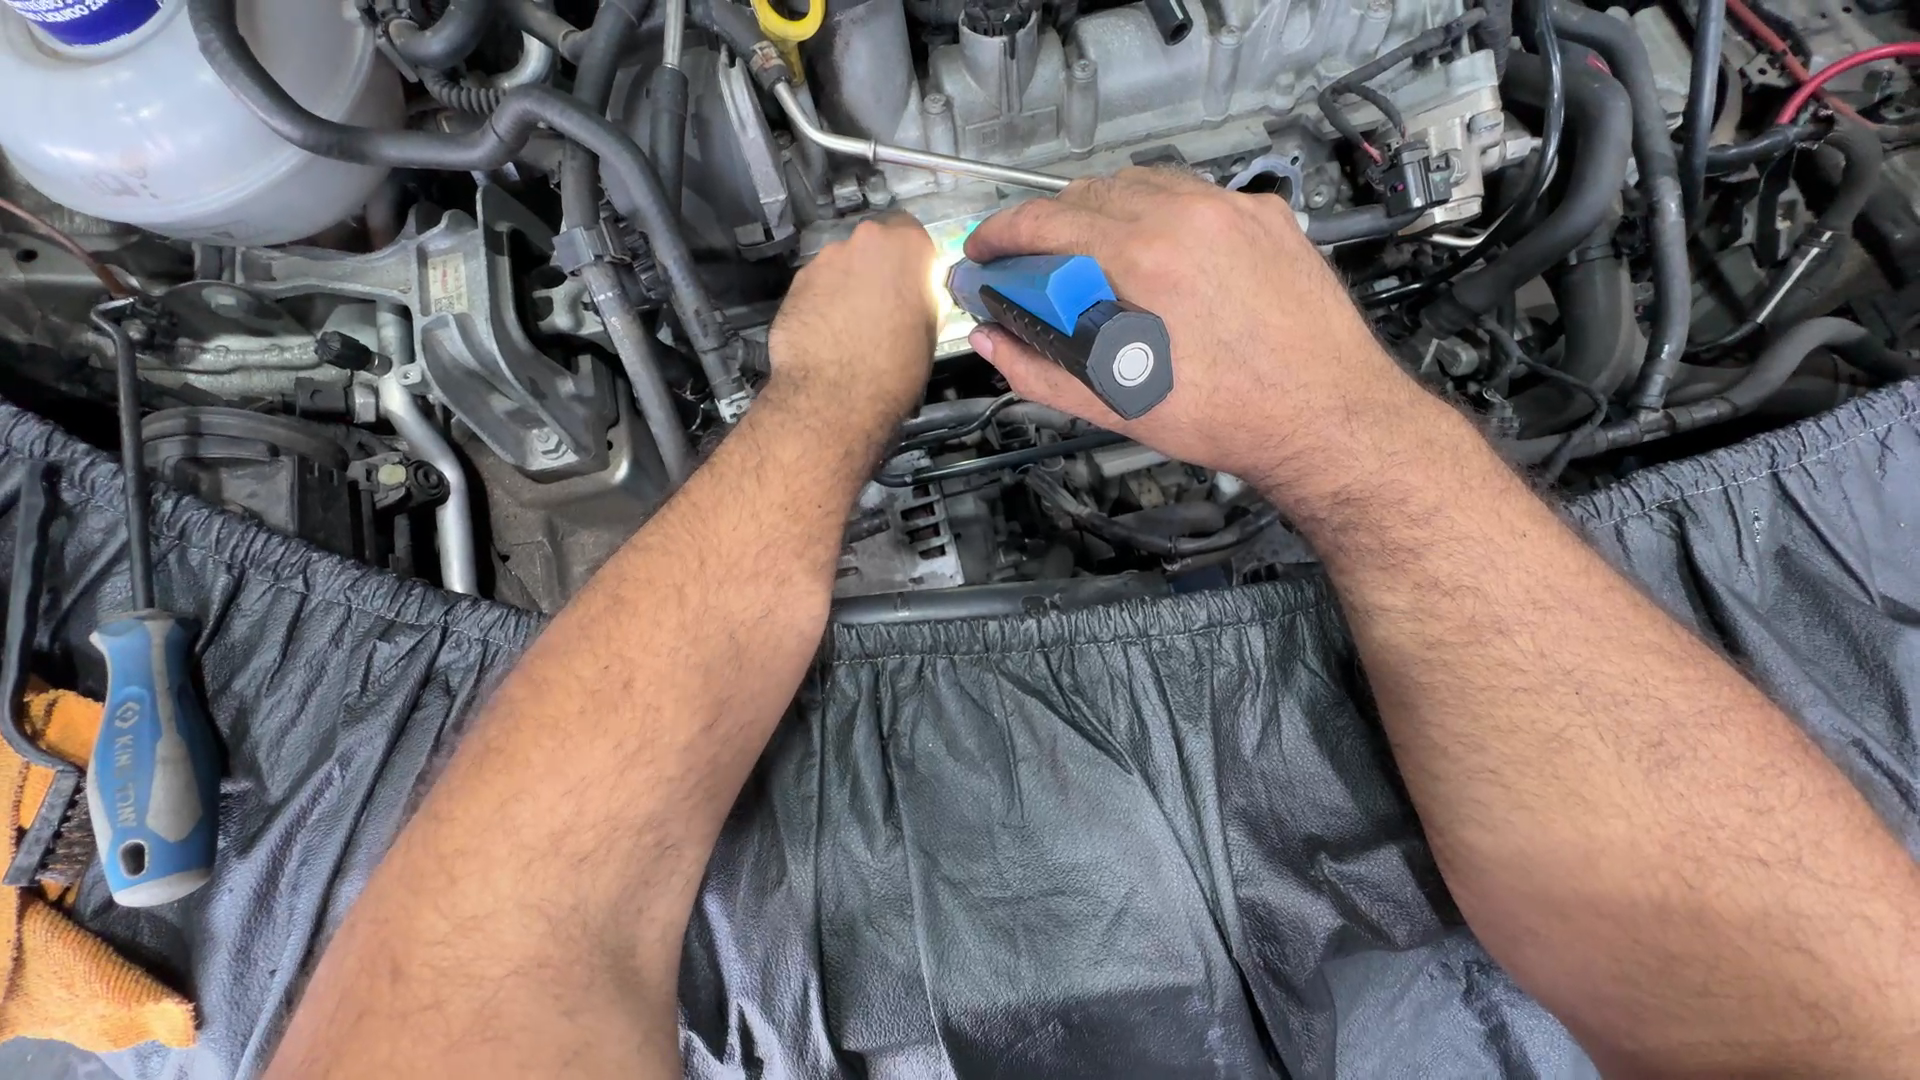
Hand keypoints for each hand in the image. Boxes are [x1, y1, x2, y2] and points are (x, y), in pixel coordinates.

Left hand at [767, 213, 936, 423]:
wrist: (835, 397)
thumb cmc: (895, 368)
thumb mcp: (929, 333)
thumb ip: (923, 300)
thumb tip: (917, 297)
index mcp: (906, 247)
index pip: (912, 233)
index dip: (911, 260)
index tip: (911, 285)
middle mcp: (862, 241)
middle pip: (873, 247)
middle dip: (877, 271)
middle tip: (882, 309)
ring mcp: (824, 260)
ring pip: (842, 267)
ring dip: (848, 288)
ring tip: (850, 329)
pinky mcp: (796, 284)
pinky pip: (817, 288)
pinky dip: (823, 304)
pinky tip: (828, 336)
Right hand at [963, 168, 1430, 494]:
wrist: (1325, 416)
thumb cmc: (1230, 418)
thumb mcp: (1118, 405)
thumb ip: (1038, 371)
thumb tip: (991, 343)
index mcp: (1148, 259)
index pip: (1047, 221)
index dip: (1001, 233)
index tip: (985, 250)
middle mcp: (1192, 216)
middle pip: (1087, 194)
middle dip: (1045, 226)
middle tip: (1030, 267)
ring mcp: (1233, 209)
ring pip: (1139, 184)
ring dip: (1097, 214)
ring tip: (1086, 260)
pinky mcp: (1264, 216)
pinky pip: (1190, 193)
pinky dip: (1153, 213)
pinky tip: (1150, 253)